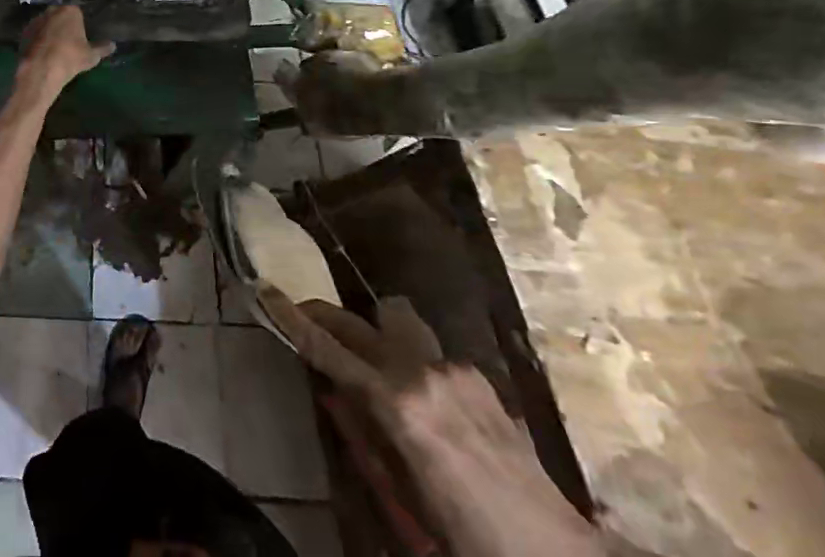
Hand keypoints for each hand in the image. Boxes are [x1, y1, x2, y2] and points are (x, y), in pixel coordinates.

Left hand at [16, 6, 112, 102]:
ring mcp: (36, 20)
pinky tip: (43, 54)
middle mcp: (52, 10)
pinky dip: (39, 41)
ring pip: (47, 24)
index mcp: (70, 11)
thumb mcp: (91, 55)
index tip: (80, 38)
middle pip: (60, 16)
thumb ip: (102, 48)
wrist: (41, 69)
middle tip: (68, 43)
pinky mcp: (23, 32)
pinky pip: (35, 34)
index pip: (78, 14)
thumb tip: (113, 45)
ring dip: (50, 33)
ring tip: (55, 50)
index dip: (79, 26)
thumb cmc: (70, 58)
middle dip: (63, 26)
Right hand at [262, 289, 602, 556]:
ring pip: (397, 323)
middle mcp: (424, 373)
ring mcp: (455, 369)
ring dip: (373, 334)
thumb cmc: (466, 538)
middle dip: (327, 318)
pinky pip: (427, 352)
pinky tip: (415, 395)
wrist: (556, 553)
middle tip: (304, 319)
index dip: (295, 322)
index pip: (332, 352)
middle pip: (361, 323)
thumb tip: (332, 393)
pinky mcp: (479, 376)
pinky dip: (408, 360)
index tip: (268, 293)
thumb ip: (361, 437)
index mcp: (399, 406)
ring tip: (364, 362)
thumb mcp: (401, 498)